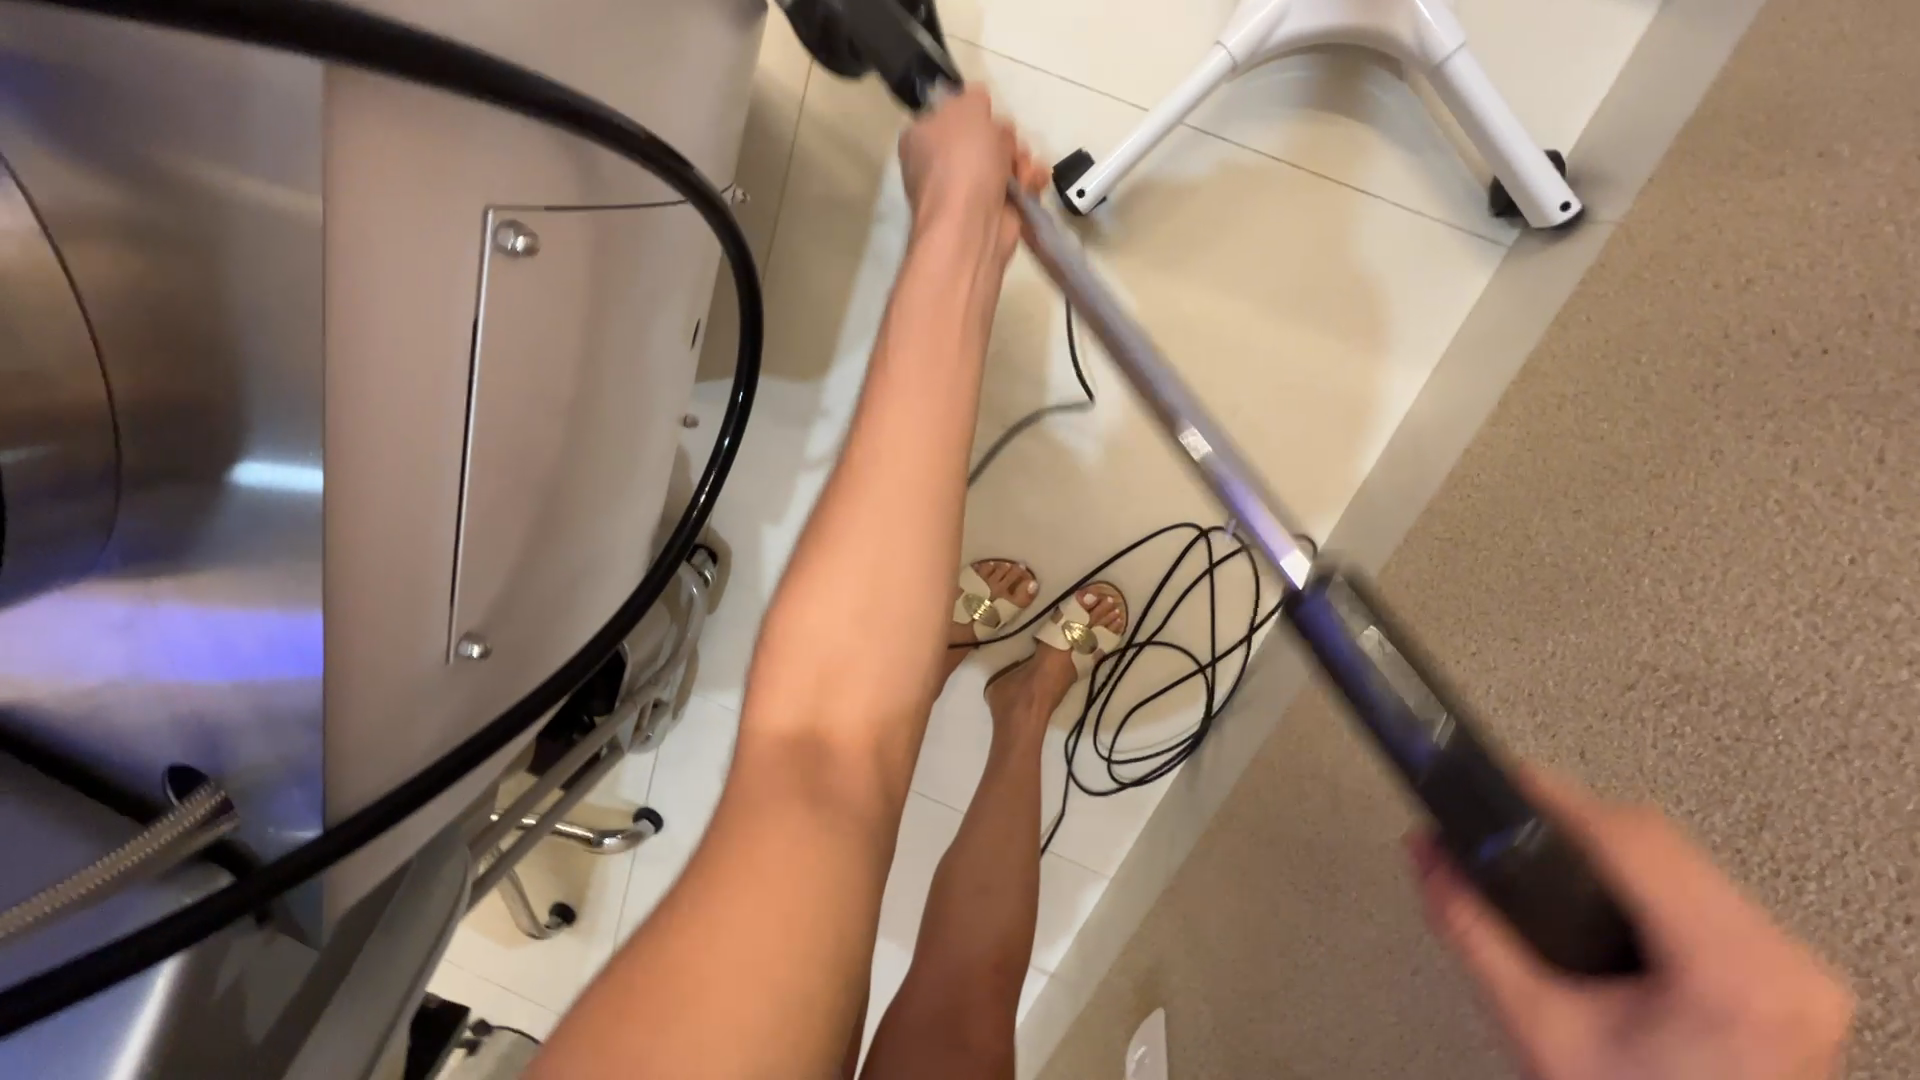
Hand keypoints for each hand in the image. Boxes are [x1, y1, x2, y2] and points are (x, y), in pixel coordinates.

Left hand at [898, 85, 1048, 268]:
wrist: (971, 227)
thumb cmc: (962, 163)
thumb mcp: (966, 109)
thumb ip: (973, 97)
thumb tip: (979, 102)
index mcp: (923, 138)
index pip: (951, 114)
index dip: (974, 113)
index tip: (986, 116)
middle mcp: (942, 165)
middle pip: (985, 136)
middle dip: (1004, 138)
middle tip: (1004, 148)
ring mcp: (968, 191)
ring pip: (1006, 160)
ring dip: (1020, 160)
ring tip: (1020, 172)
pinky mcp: (994, 212)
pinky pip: (1018, 186)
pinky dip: (1030, 182)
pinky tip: (1032, 183)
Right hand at [1411, 771, 1852, 1079]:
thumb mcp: (1537, 1027)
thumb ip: (1473, 933)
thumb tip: (1429, 858)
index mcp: (1734, 973)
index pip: (1636, 841)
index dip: (1560, 799)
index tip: (1508, 778)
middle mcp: (1784, 964)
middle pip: (1661, 840)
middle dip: (1575, 820)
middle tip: (1512, 814)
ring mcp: (1794, 968)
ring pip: (1685, 855)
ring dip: (1606, 843)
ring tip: (1547, 844)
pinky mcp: (1785, 975)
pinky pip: (1705, 887)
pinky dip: (1641, 873)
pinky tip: (1604, 881)